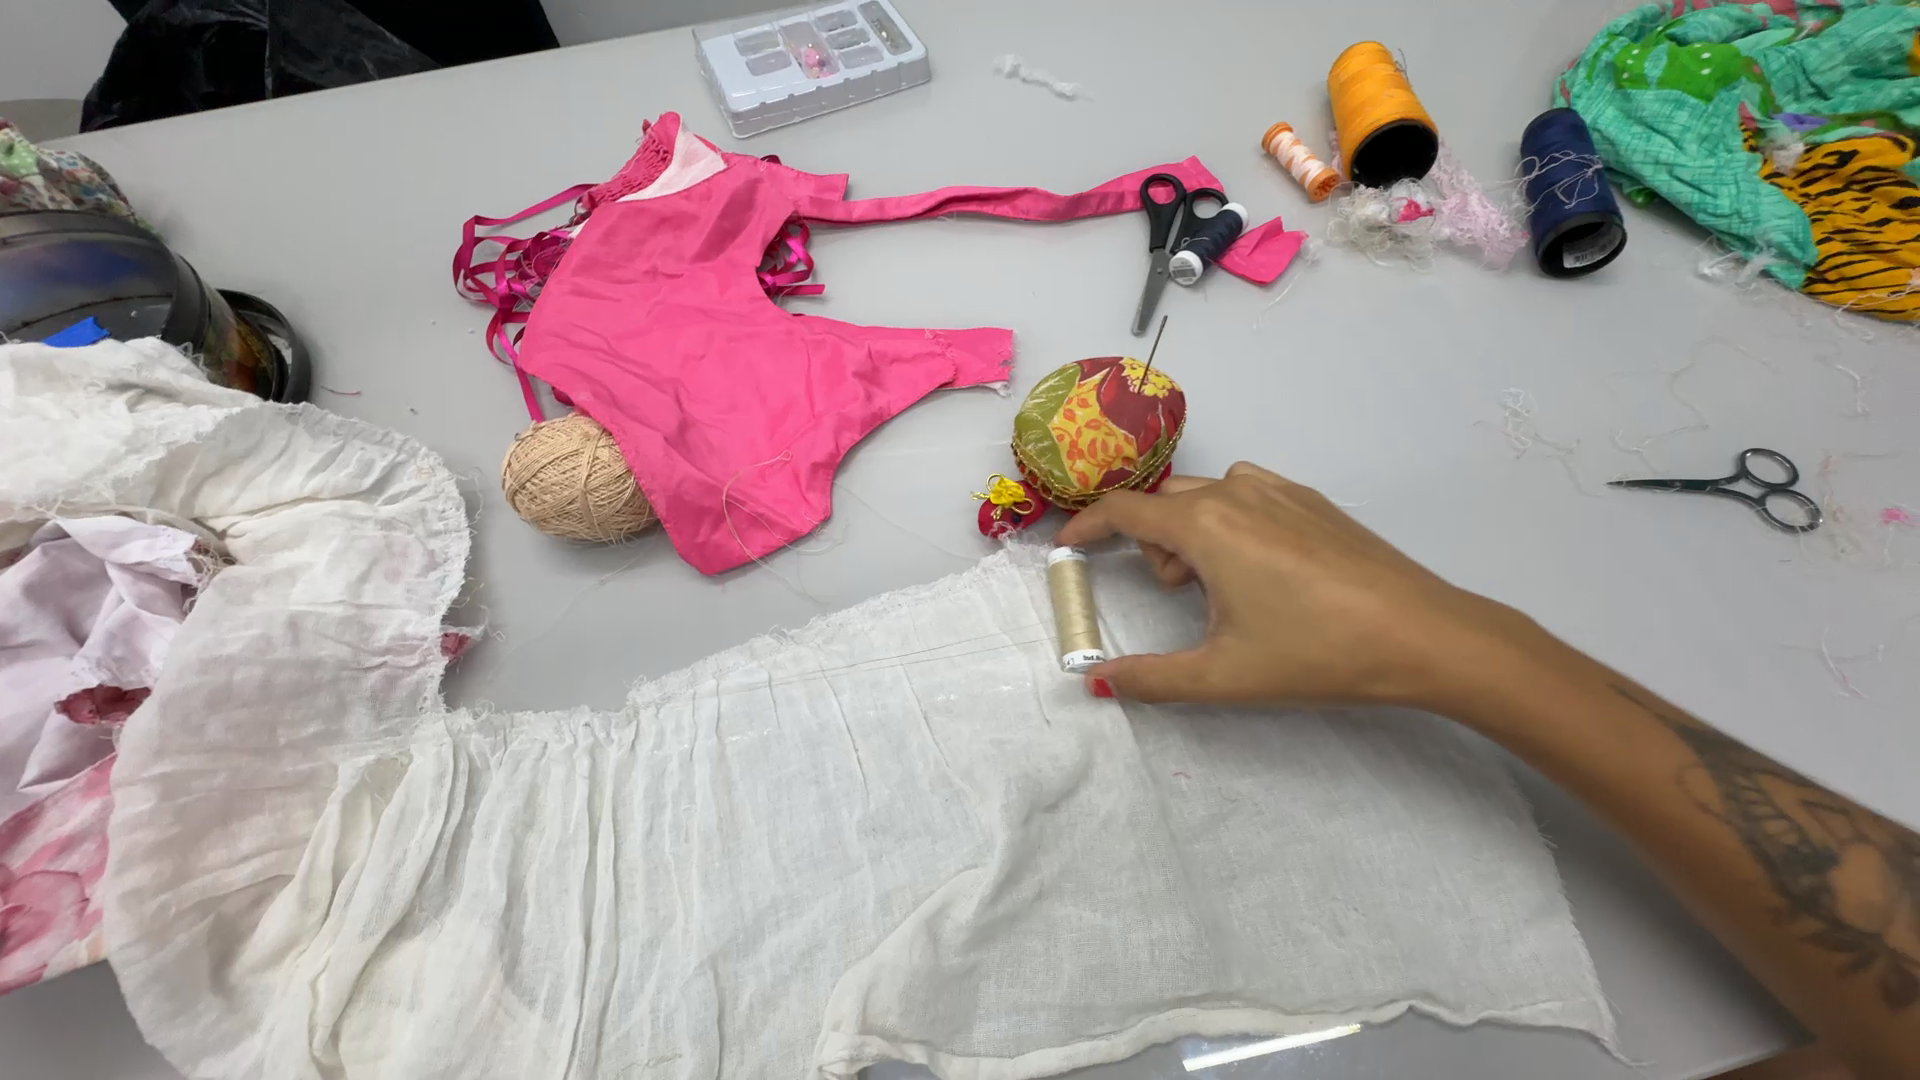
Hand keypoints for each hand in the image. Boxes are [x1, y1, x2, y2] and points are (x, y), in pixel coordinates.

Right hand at [1054, 463, 1533, 706]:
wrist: (1425, 635)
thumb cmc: (1315, 653)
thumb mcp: (1222, 675)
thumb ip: (1149, 679)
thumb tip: (1096, 684)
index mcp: (1205, 525)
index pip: (1124, 510)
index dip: (1088, 526)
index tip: (1069, 548)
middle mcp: (1235, 493)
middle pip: (1163, 503)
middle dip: (1151, 545)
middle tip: (1181, 596)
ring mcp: (1279, 489)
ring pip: (1204, 496)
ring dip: (1191, 533)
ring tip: (1224, 584)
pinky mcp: (1312, 499)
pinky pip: (1245, 495)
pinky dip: (1229, 522)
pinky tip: (1264, 567)